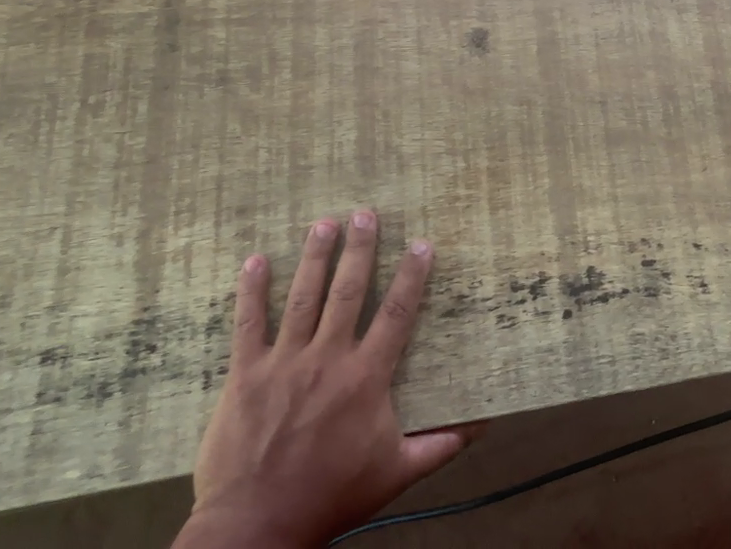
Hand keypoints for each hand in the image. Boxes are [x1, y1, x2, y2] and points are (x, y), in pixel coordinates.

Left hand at [174, 212, 478, 548]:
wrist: (257, 525)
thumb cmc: (331, 496)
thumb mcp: (396, 473)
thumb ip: (440, 445)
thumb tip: (484, 426)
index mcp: (367, 377)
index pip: (397, 313)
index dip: (412, 276)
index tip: (421, 243)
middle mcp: (328, 358)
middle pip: (349, 291)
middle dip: (360, 249)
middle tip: (366, 213)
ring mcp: (284, 363)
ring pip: (303, 297)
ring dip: (315, 257)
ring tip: (324, 222)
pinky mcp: (246, 375)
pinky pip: (248, 324)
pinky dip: (252, 291)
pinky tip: (256, 260)